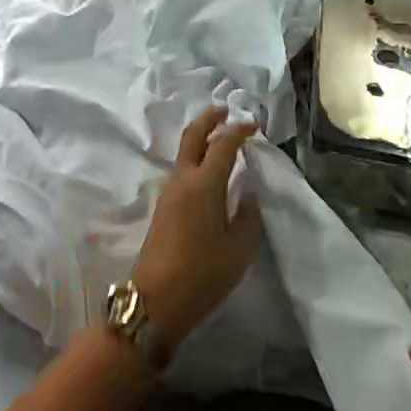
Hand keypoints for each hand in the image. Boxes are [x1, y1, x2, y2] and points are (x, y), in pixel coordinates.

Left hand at [133, 106, 262, 358]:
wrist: (155, 300)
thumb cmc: (203, 273)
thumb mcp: (240, 248)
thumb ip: (248, 214)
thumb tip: (247, 191)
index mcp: (205, 183)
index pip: (223, 144)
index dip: (239, 130)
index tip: (254, 124)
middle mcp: (183, 179)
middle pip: (193, 135)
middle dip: (209, 119)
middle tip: (225, 110)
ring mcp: (169, 192)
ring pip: (184, 151)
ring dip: (200, 138)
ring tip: (220, 138)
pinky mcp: (163, 207)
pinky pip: (181, 169)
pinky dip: (195, 158)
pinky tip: (208, 170)